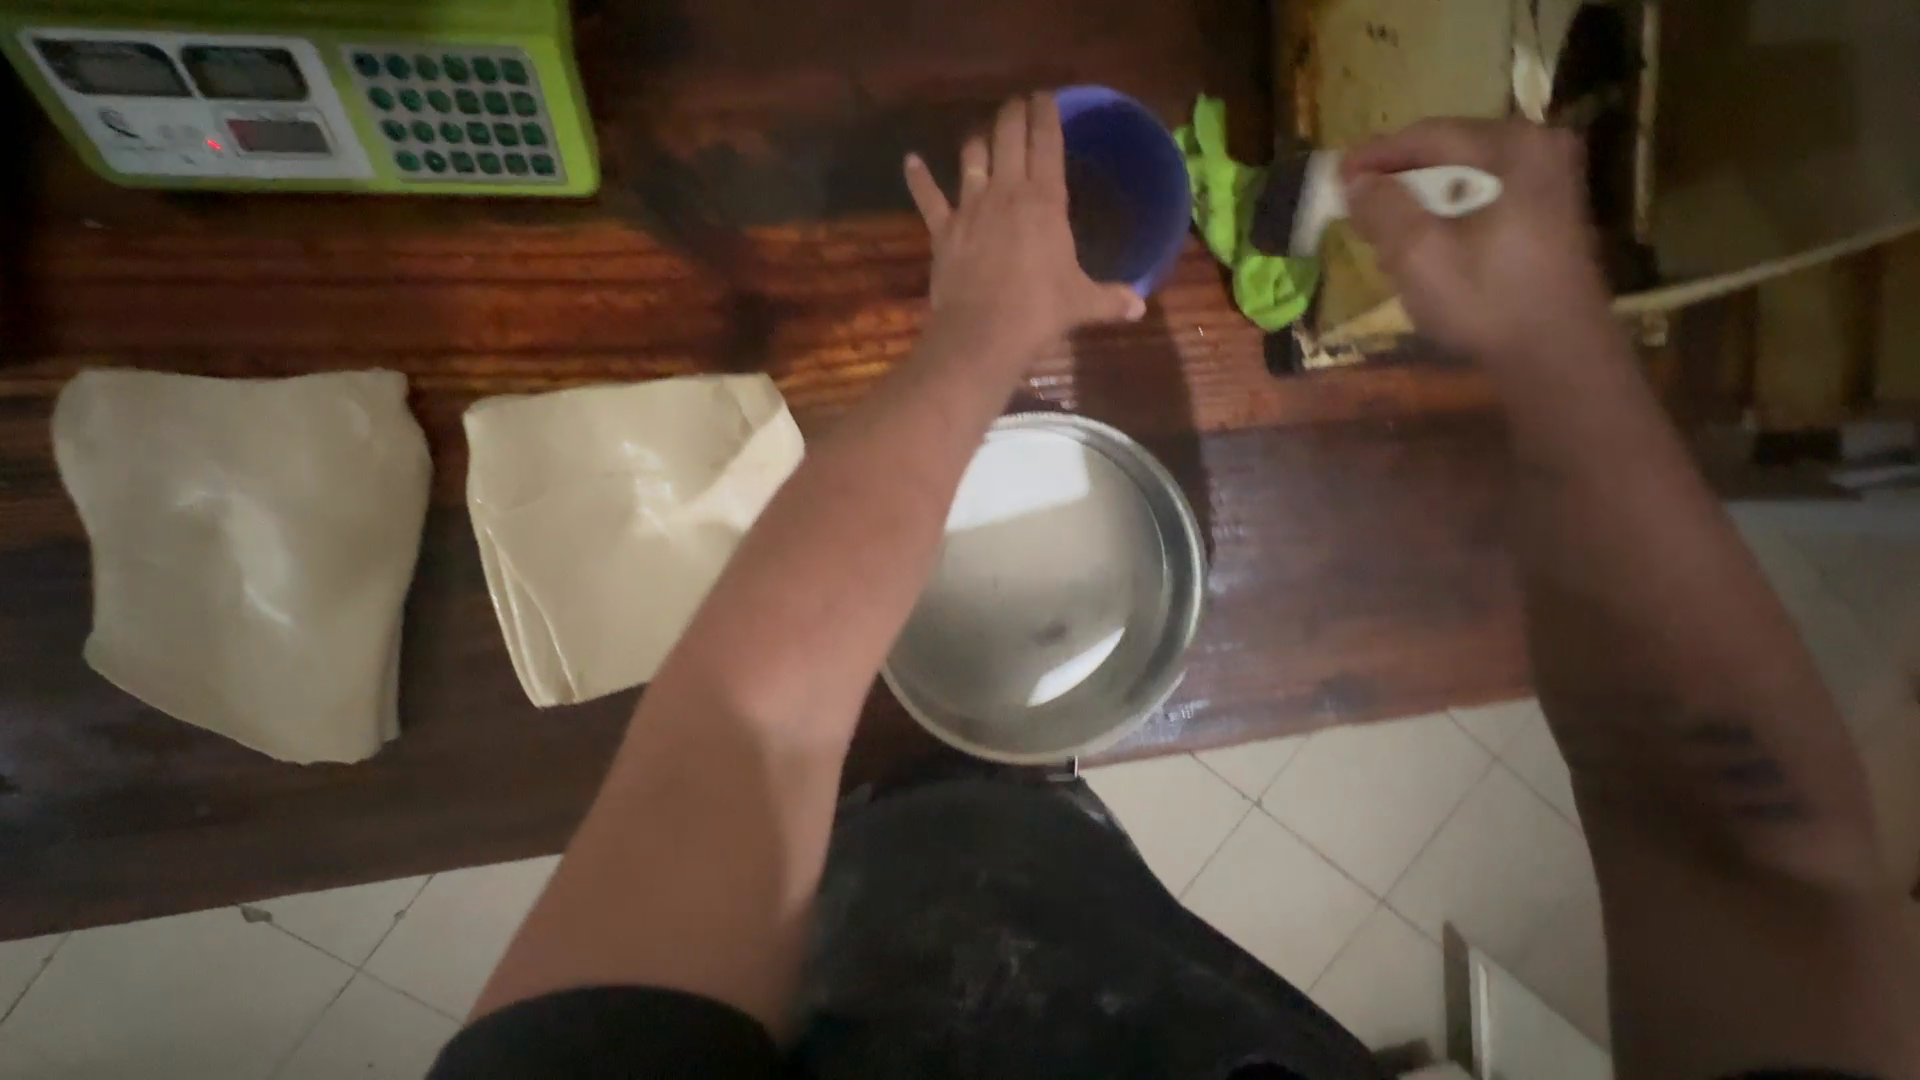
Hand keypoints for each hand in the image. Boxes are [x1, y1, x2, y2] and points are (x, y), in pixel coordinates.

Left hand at [904, 93, 1145, 357]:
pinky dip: (918, 178)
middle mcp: (1007, 191)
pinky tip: (910, 161)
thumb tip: (1138, 308)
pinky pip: (928, 197)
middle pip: (1008, 134)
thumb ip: (1110, 299)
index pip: (1047, 140)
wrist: (984, 332)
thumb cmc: (1040, 311)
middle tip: (1017, 106)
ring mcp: (970, 207)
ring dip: (977, 141)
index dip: (1047, 113)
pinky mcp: (942, 230)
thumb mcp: (1082, 303)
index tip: (1046, 97)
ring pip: (971, 156)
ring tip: (982, 136)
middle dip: (1013, 113)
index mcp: (1046, 199)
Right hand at [1341, 119, 1614, 364]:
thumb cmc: (1484, 300)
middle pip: (1450, 151)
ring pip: (1466, 175)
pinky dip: (1448, 210)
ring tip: (1383, 227)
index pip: (1428, 136)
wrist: (1555, 352)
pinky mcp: (1551, 214)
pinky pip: (1486, 195)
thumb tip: (1357, 182)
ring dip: (1420, 197)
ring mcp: (1551, 181)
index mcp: (1510, 148)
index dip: (1375, 156)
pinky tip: (1426, 240)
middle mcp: (1539, 149)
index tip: (1335, 178)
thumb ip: (1383, 209)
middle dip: (1398, 178)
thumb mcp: (1418, 255)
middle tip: (1356, 205)